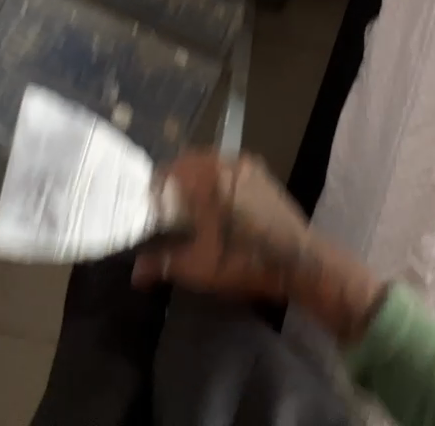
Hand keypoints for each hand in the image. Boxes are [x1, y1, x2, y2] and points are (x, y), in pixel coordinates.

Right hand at [131, 149, 386, 344]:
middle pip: (191, 162)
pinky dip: (217, 180)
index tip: (147, 207)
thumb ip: (163, 263)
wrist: (299, 261)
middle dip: (175, 181)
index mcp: (210, 178)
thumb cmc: (244, 261)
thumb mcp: (198, 267)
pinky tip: (217, 206)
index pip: (170, 170)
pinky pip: (231, 169)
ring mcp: (250, 167)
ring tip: (188, 207)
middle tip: (165, 207)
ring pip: (212, 163)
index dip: (154, 188)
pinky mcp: (264, 176)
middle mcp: (229, 163)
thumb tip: (135, 272)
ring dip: (197, 178)